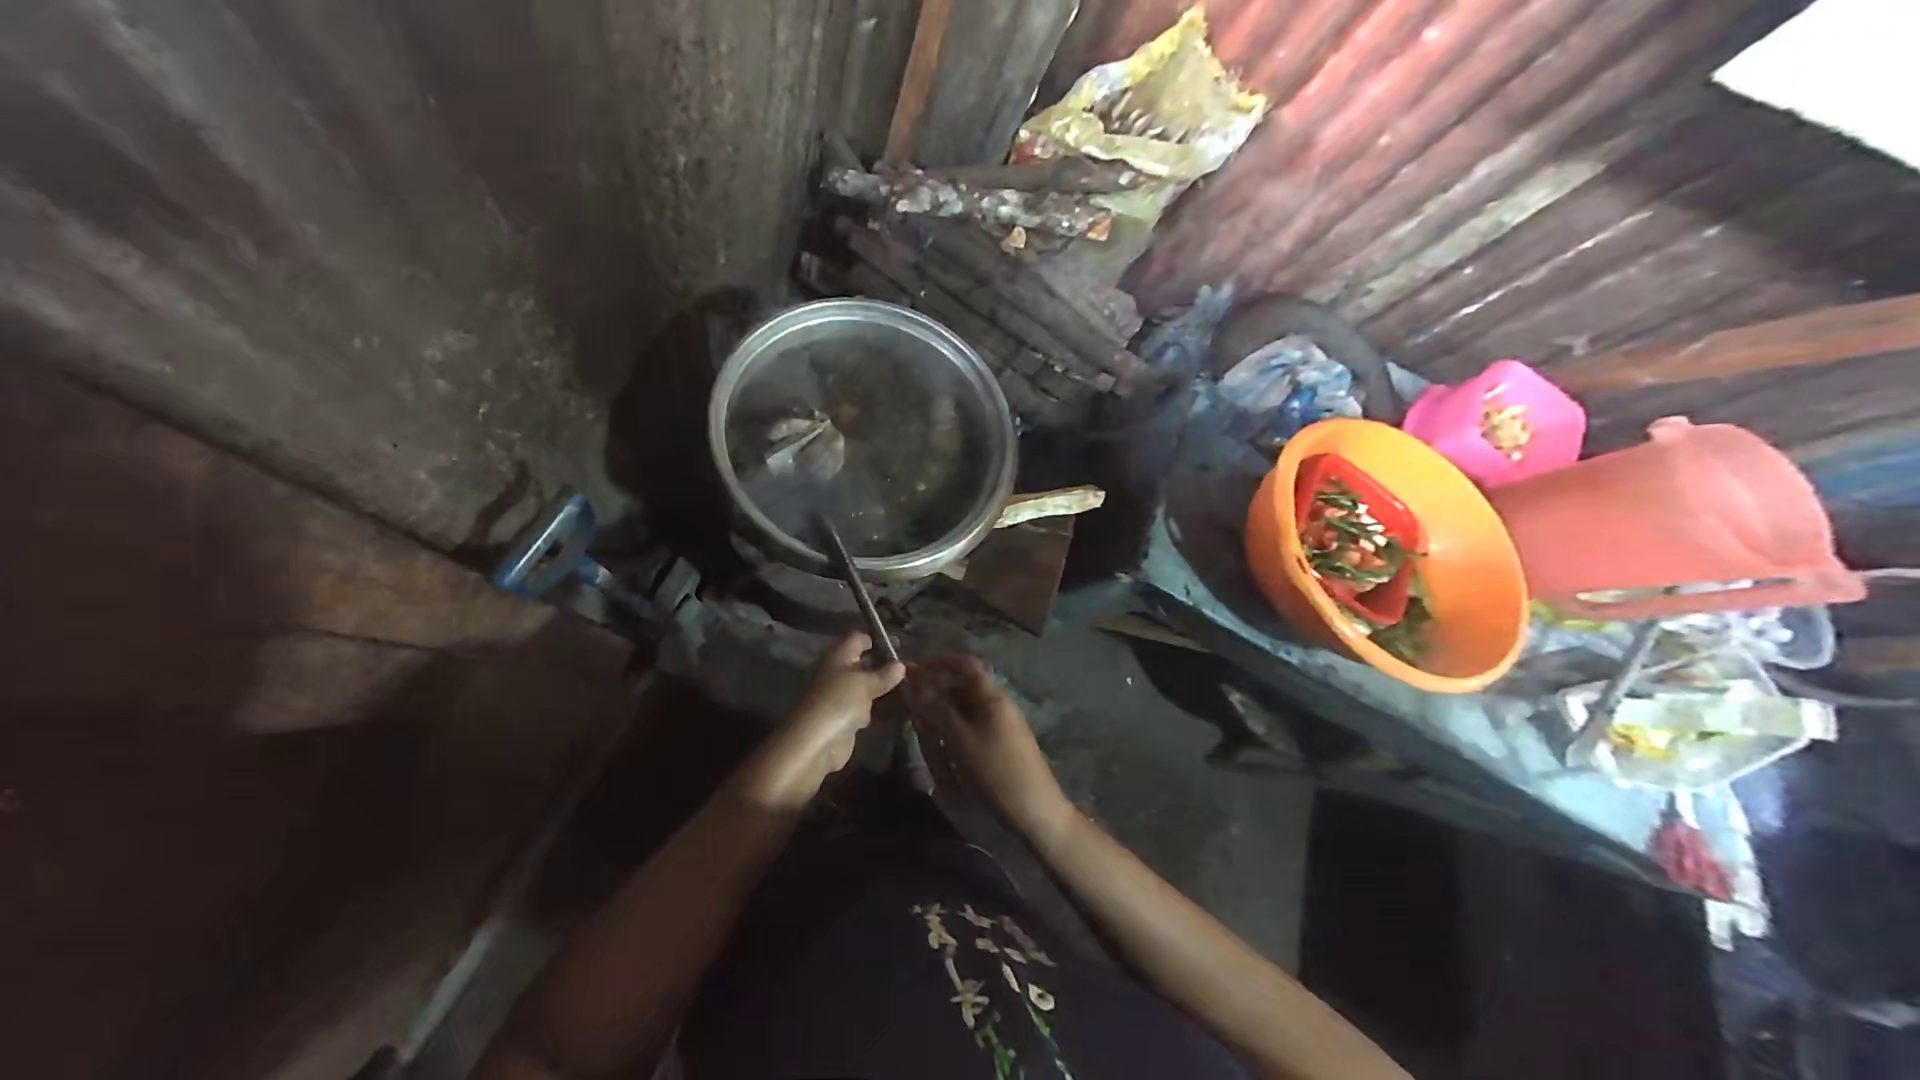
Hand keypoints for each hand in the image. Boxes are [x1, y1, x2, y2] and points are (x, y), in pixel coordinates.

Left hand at [747, 633, 904, 807]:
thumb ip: (884, 674)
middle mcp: (839, 672)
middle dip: (886, 664)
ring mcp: (842, 695)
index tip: (899, 645)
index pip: (858, 638)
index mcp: (839, 656)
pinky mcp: (847, 717)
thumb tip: (900, 665)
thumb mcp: (866, 683)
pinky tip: (901, 707)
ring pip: (868, 685)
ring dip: (886, 687)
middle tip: (912, 666)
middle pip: (864, 662)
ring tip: (912, 686)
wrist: (816, 742)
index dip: (877, 638)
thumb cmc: (840, 701)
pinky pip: (868, 706)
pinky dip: (882, 707)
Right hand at [906, 656, 1072, 839]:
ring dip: (942, 711)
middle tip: (909, 702)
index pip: (964, 665)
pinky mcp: (999, 743)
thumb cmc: (996, 772)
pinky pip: (971, 725)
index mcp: (992, 696)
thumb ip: (936, 709)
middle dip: (936, 689)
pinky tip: (940, 742)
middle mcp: (998, 704)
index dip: (938, 664)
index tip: (912, 673)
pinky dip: (953, 728)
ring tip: (920, 724)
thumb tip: (911, 684)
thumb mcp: (961, 740)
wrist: (1035, 810)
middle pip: (963, 685)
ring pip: (965, 707)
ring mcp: (1000, 724)